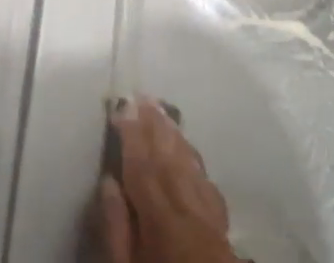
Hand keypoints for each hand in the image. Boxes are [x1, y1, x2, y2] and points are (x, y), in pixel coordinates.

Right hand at [93, 95, 238, 262]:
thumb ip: (116, 228)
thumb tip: (109, 181)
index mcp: (163, 222)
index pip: (144, 168)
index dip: (132, 135)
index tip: (122, 106)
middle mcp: (191, 215)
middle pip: (172, 162)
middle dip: (158, 128)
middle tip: (145, 97)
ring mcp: (212, 224)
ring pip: (194, 172)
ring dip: (178, 140)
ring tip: (164, 114)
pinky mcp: (224, 236)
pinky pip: (210, 189)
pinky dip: (198, 167)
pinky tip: (192, 159)